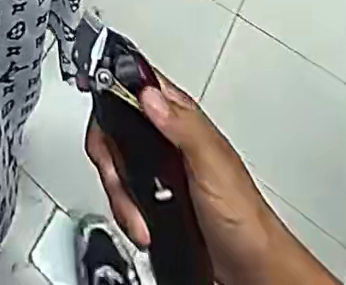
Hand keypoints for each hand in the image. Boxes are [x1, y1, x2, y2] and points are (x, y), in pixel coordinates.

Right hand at [85, 72, 298, 283]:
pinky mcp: (154, 194)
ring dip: (118, 190)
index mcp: (181, 116)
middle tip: (119, 179)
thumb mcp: (212, 163)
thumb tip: (149, 95)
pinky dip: (123, 207)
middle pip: (116, 124)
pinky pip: (122, 190)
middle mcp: (168, 135)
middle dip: (109, 156)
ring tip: (137, 216)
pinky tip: (138, 222)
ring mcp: (160, 165)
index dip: (112, 80)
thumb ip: (182, 125)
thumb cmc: (245, 218)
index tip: (93, 91)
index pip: (138, 82)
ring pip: (116, 159)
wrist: (253, 272)